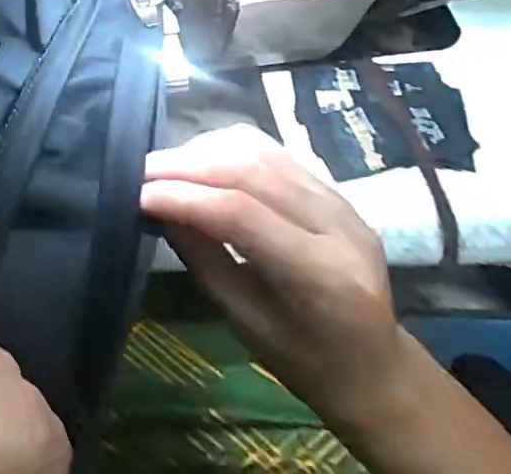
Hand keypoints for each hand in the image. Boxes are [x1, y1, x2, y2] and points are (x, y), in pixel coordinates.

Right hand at [141, 124, 510, 473]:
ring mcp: (340, 198)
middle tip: (140, 171)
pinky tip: (199, 159)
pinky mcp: (332, 185)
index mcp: (323, 275)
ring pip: (260, 149)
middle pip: (250, 169)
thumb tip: (154, 204)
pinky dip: (226, 146)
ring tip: (164, 165)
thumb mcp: (244, 318)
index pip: (241, 213)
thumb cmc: (304, 358)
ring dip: (203, 150)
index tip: (137, 194)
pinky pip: (272, 148)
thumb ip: (201, 255)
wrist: (373, 364)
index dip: (183, 196)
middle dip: (186, 164)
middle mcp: (339, 225)